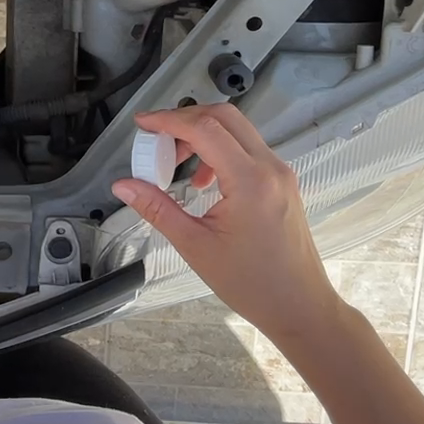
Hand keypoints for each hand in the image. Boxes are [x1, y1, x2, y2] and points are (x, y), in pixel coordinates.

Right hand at [110, 104, 345, 347]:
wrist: (300, 307)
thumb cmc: (249, 282)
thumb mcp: (193, 245)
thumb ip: (156, 208)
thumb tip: (123, 185)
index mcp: (250, 181)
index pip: (205, 129)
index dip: (168, 120)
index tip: (141, 124)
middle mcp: (270, 168)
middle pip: (224, 117)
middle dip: (184, 118)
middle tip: (155, 136)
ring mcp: (280, 173)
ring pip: (237, 129)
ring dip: (201, 133)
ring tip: (174, 160)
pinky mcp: (281, 182)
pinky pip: (246, 148)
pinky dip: (218, 148)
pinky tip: (200, 179)